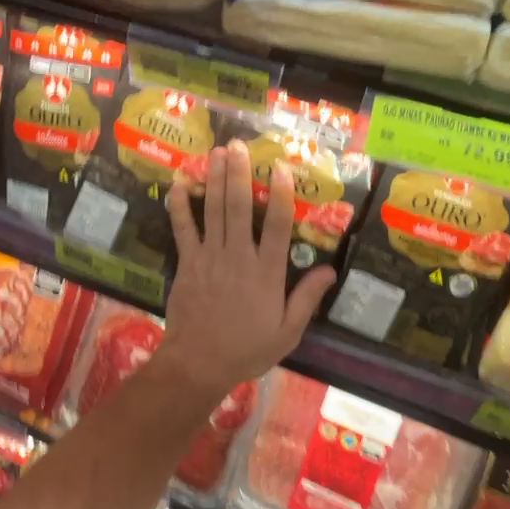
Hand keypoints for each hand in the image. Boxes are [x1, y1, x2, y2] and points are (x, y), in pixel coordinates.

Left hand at [160, 140, 337, 401]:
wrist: (199, 362)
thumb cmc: (248, 349)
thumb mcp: (288, 331)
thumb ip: (307, 298)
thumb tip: (330, 269)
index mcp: (268, 272)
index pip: (280, 225)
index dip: (282, 194)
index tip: (282, 167)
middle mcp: (239, 256)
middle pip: (241, 207)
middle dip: (240, 173)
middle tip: (238, 146)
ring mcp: (210, 256)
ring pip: (214, 210)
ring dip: (216, 179)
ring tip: (217, 152)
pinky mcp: (188, 262)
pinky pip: (183, 228)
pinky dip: (180, 205)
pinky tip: (180, 183)